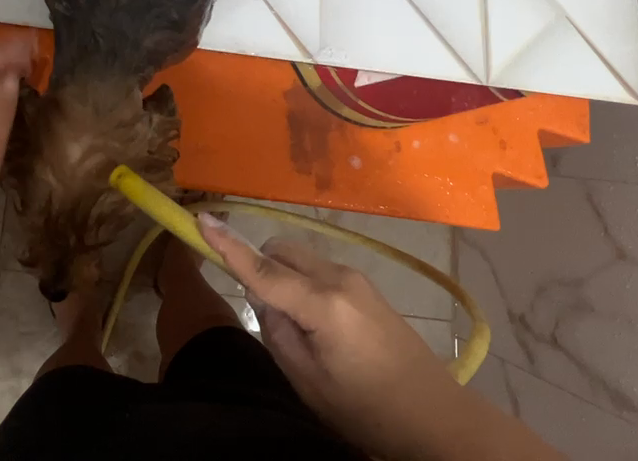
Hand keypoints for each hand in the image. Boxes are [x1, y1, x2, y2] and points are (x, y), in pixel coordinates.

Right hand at [200, 215, 458, 458]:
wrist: (436, 417)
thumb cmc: (366, 409)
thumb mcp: (308, 382)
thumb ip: (276, 331)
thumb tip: (262, 297)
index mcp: (323, 305)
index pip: (264, 270)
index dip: (229, 246)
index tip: (202, 219)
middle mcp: (339, 278)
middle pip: (281, 251)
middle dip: (261, 265)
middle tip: (267, 314)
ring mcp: (356, 277)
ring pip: (300, 258)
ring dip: (284, 276)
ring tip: (299, 328)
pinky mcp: (366, 285)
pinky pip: (318, 269)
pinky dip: (303, 283)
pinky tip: (318, 325)